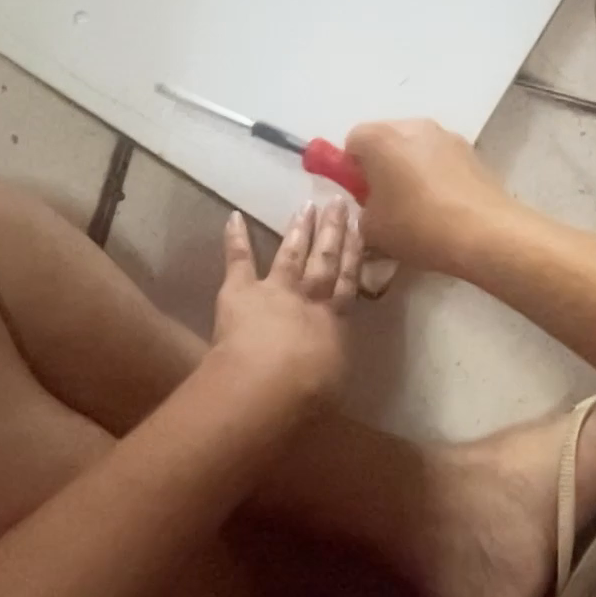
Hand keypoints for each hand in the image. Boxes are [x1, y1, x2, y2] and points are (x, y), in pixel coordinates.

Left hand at [209, 200, 363, 406]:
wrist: (270, 383)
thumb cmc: (309, 394)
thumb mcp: (335, 386)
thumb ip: (336, 368)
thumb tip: (341, 371)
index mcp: (334, 321)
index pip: (347, 281)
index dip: (354, 254)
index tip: (361, 227)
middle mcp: (308, 298)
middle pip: (323, 260)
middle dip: (332, 232)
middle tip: (339, 203)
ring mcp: (274, 290)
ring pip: (290, 254)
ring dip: (299, 230)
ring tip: (307, 206)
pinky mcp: (240, 291)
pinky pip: (239, 260)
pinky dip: (236, 238)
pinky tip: (234, 216)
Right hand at [344, 120, 512, 272]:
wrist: (484, 233)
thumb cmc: (417, 226)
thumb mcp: (371, 229)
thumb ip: (361, 210)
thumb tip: (373, 205)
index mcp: (380, 137)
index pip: (352, 142)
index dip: (351, 170)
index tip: (361, 196)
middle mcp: (413, 125)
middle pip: (385, 140)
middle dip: (381, 166)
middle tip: (386, 203)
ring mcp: (446, 135)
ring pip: (415, 148)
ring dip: (409, 168)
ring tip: (418, 207)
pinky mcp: (471, 151)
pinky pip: (440, 158)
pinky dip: (435, 174)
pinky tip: (443, 206)